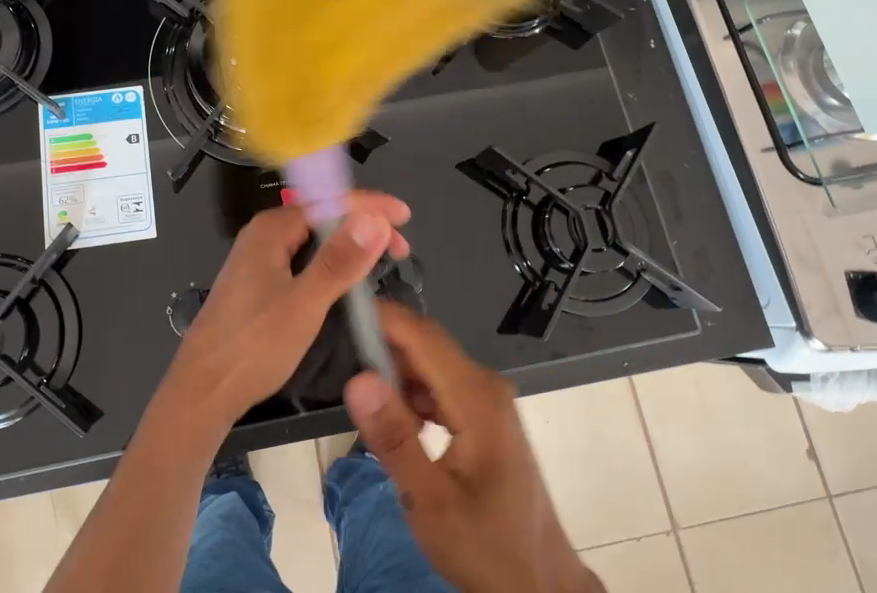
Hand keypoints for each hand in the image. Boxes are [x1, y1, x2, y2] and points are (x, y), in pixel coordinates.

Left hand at [162, 192, 410, 427]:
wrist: (204, 389)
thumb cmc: (253, 346)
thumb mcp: (303, 304)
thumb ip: (339, 261)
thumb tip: (375, 219)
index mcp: (270, 230)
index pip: (328, 202)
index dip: (370, 206)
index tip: (405, 217)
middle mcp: (262, 236)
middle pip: (321, 217)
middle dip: (362, 225)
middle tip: (400, 248)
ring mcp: (258, 261)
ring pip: (312, 240)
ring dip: (348, 246)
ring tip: (383, 259)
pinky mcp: (259, 284)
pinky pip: (303, 260)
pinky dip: (330, 264)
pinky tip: (347, 280)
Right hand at [343, 303, 600, 592]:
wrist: (539, 583)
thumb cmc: (486, 545)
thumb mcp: (429, 501)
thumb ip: (393, 438)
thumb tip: (358, 378)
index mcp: (476, 398)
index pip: (421, 334)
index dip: (381, 317)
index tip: (338, 310)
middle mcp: (485, 386)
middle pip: (425, 345)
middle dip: (381, 347)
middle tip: (338, 361)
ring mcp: (488, 400)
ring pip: (430, 365)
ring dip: (394, 375)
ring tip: (361, 401)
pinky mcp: (484, 417)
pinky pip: (440, 387)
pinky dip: (412, 396)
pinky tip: (396, 426)